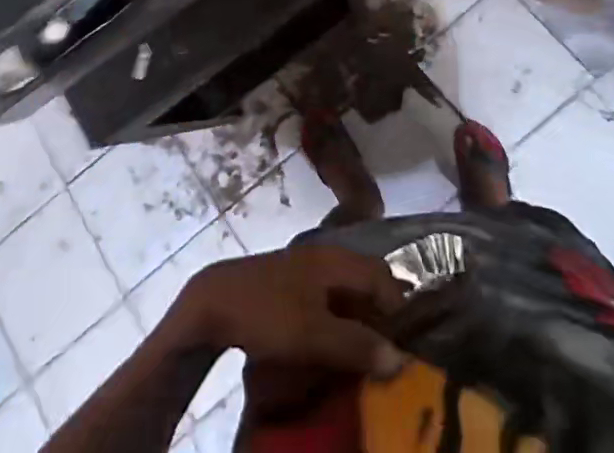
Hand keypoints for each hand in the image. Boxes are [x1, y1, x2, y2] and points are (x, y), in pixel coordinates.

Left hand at [168, 246, 408, 376]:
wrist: (211, 302)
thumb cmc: (268, 313)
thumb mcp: (316, 335)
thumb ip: (359, 345)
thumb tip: (400, 358)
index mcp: (335, 259)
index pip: (382, 275)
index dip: (398, 308)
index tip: (403, 344)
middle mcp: (323, 256)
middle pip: (364, 280)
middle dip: (378, 314)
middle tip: (384, 349)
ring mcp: (302, 266)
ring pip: (343, 289)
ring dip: (356, 318)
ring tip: (360, 350)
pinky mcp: (286, 281)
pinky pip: (323, 296)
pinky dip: (334, 317)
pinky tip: (328, 340)